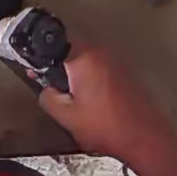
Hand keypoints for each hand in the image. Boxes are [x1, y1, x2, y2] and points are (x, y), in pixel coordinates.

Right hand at [38, 40, 176, 165]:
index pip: (53, 38)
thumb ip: (47, 97)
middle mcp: (100, 51)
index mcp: (83, 57)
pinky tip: (87, 98)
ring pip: (84, 57)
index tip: (32, 67)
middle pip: (69, 46)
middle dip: (56, 62)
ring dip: (73, 70)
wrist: (143, 137)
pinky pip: (98, 66)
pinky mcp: (123, 72)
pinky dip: (87, 76)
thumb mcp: (66, 117)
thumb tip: (44, 89)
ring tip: (68, 95)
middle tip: (48, 83)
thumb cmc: (106, 126)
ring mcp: (115, 60)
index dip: (39, 52)